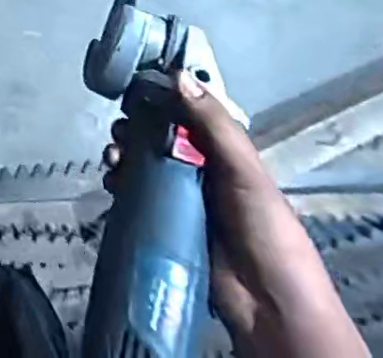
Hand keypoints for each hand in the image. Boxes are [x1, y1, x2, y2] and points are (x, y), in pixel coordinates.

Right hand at [103, 73, 366, 357]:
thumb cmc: (266, 231)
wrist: (269, 307)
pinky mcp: (164, 222)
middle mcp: (198, 168)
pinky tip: (113, 182)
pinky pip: (135, 194)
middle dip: (133, 127)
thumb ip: (214, 124)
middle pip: (156, 136)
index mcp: (221, 150)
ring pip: (141, 163)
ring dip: (122, 153)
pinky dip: (120, 183)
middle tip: (121, 130)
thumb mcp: (246, 170)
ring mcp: (179, 196)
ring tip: (114, 158)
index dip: (160, 98)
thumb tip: (179, 75)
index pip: (185, 112)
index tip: (134, 89)